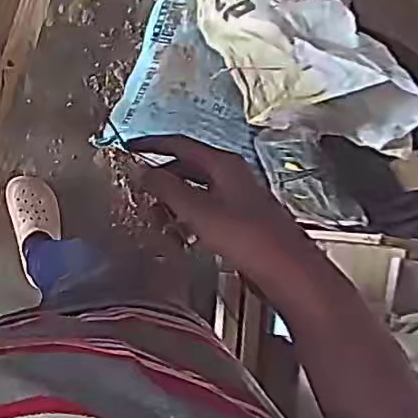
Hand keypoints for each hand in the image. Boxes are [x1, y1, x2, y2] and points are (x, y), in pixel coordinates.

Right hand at [126, 136, 350, 316]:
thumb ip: (166, 188)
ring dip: (171, 194)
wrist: (289, 273)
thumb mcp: (197, 211)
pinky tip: (177, 228)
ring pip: (196, 186)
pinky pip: (204, 206)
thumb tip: (141, 171)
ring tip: (151, 207)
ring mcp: (239, 196)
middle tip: (136, 182)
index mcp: (224, 165)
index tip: (128, 147)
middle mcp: (233, 175)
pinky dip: (185, 211)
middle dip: (160, 172)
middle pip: (188, 164)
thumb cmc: (247, 239)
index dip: (151, 144)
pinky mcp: (242, 218)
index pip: (180, 144)